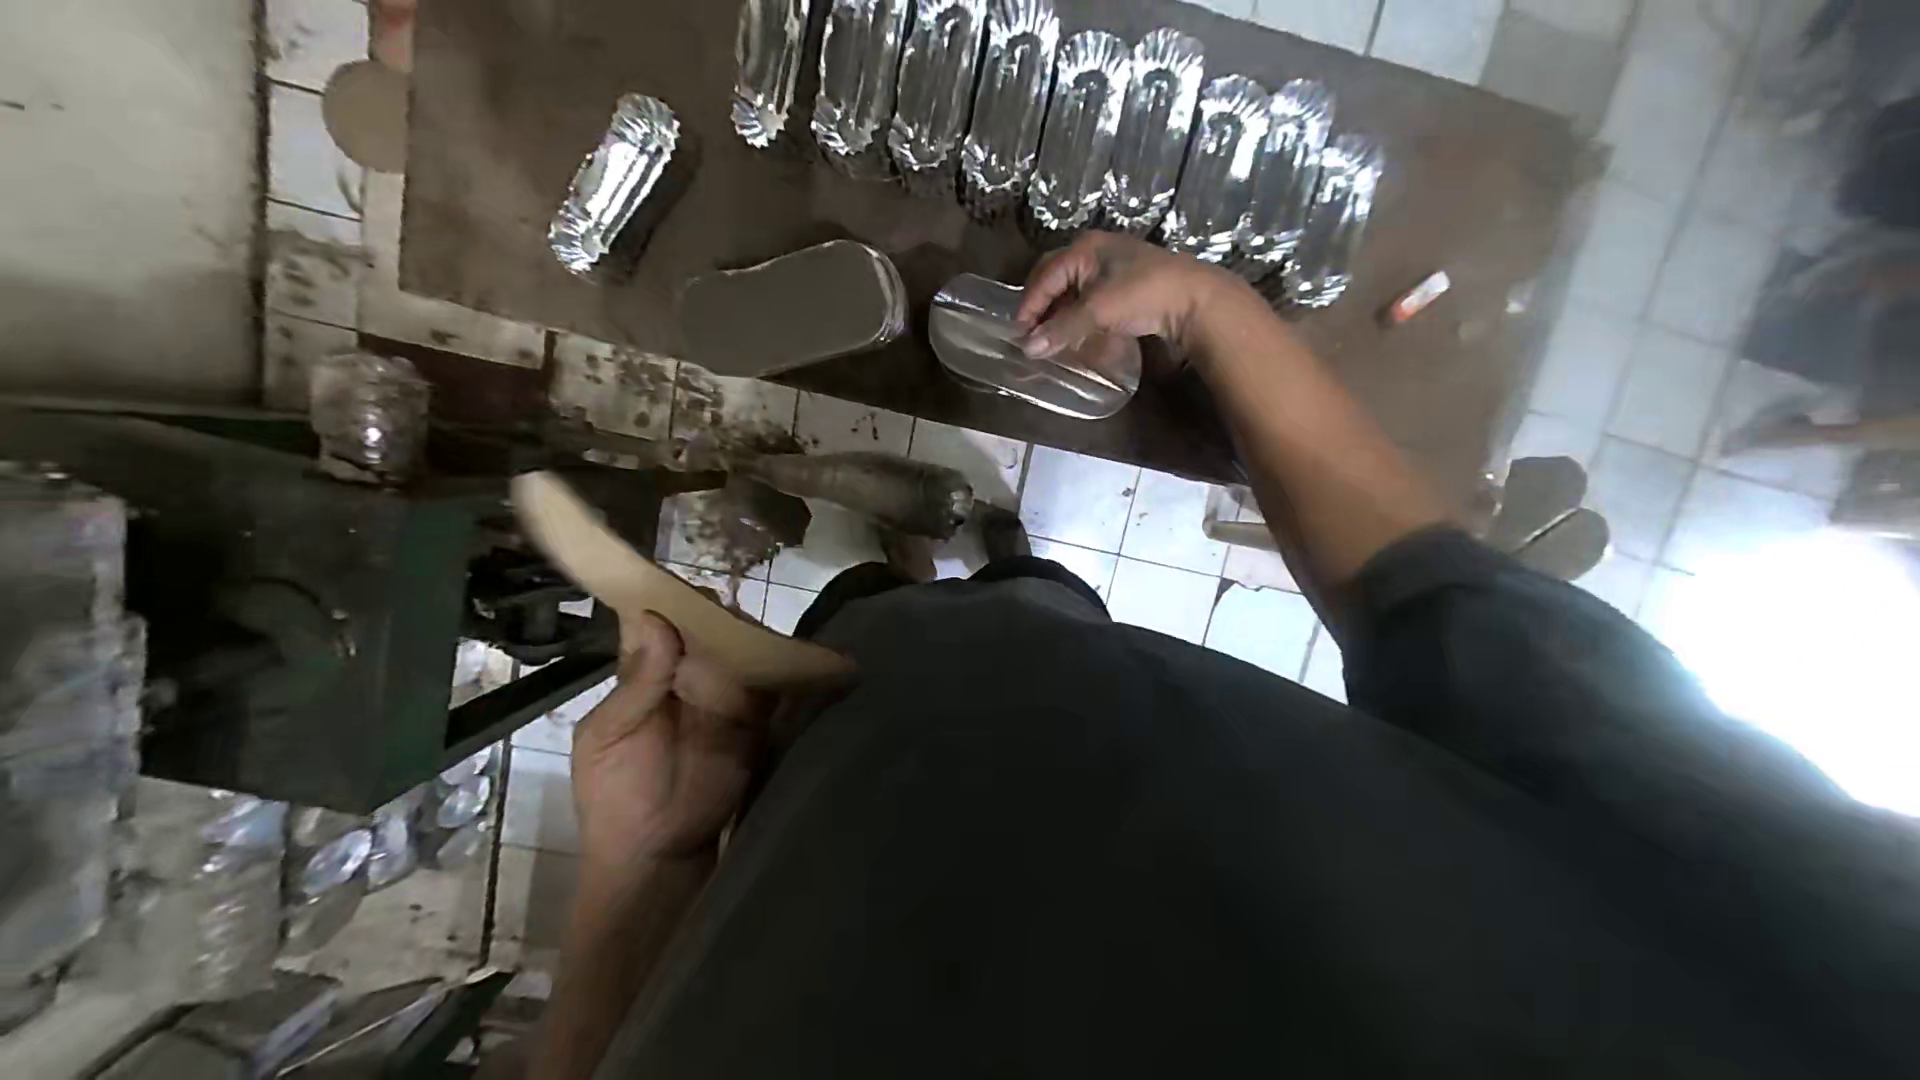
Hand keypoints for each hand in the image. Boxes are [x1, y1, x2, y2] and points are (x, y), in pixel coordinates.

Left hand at [570, 612, 764, 875]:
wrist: (656, 854)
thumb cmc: (616, 795)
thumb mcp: (606, 737)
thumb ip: (635, 683)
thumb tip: (657, 621)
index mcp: (645, 670)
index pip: (660, 619)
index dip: (670, 600)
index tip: (687, 592)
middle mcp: (688, 672)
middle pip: (711, 626)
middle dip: (722, 617)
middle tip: (732, 622)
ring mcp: (726, 692)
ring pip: (745, 647)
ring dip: (755, 637)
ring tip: (762, 639)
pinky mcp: (757, 714)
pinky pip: (773, 681)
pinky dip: (785, 666)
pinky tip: (793, 657)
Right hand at [1014, 232, 1250, 359]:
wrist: (1196, 299)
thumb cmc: (1142, 295)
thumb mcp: (1097, 312)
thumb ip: (1061, 329)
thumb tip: (1028, 349)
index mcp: (1084, 248)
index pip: (1043, 276)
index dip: (1028, 305)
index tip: (1018, 333)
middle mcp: (1095, 250)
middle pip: (1055, 278)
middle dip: (1041, 305)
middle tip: (1030, 333)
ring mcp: (1112, 265)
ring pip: (1072, 288)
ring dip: (1058, 311)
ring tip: (1049, 335)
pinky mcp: (1126, 282)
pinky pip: (1089, 296)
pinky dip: (1077, 312)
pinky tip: (1075, 329)